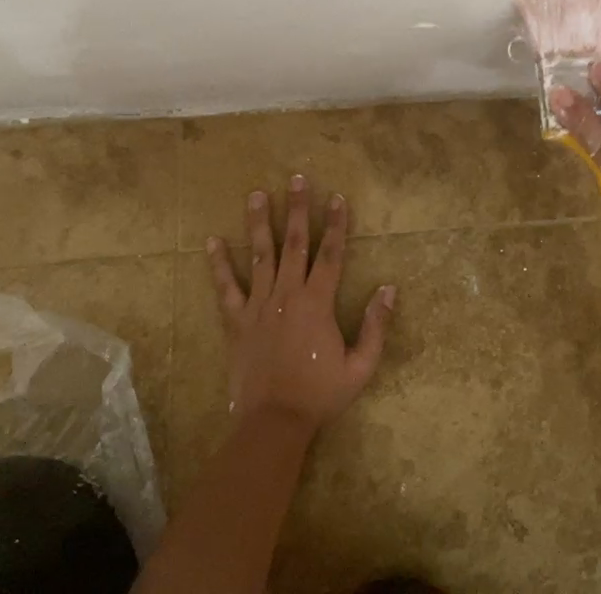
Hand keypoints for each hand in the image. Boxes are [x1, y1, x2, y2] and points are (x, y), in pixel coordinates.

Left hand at [204, 175, 395, 430]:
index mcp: (318, 303)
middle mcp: (287, 295)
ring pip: (259, 256)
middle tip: (296, 178)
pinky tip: (211, 241)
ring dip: (259, 223)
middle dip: (297, 209)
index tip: (337, 197)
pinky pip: (225, 288)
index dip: (336, 224)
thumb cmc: (321, 394)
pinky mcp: (236, 322)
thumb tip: (388, 289)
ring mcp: (258, 306)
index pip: (331, 254)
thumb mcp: (361, 366)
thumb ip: (376, 326)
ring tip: (256, 194)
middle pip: (294, 244)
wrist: (274, 422)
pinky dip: (218, 264)